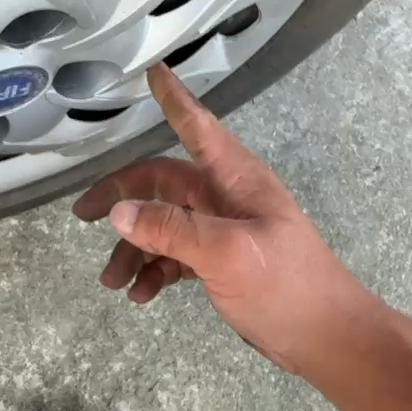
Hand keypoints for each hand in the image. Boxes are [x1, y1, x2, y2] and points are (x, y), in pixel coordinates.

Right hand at [72, 65, 377, 376]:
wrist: (329, 340)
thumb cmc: (287, 286)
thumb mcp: (226, 254)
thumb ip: (171, 230)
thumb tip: (118, 213)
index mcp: (233, 179)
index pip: (197, 126)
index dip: (174, 99)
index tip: (155, 70)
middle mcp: (224, 197)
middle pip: (160, 183)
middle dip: (121, 198)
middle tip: (82, 216)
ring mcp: (221, 230)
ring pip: (161, 225)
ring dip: (133, 249)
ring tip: (111, 282)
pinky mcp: (219, 262)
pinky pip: (174, 256)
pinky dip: (153, 272)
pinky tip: (140, 294)